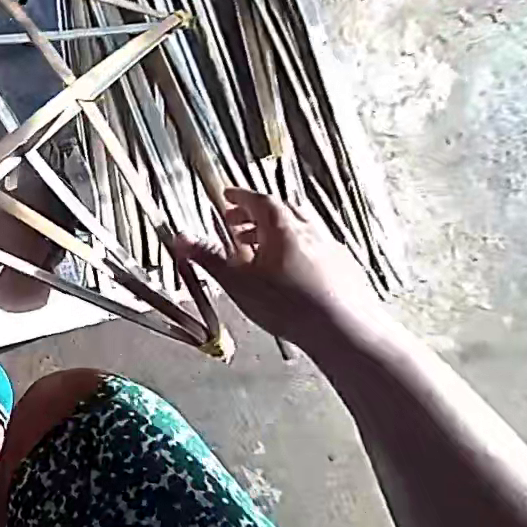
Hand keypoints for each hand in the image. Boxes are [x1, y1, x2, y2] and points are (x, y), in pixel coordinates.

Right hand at [172, 188, 394, 353]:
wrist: (344, 330)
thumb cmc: (290, 306)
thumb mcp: (238, 283)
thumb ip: (209, 258)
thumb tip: (182, 239)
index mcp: (282, 228)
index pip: (258, 200)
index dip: (240, 197)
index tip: (228, 196)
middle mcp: (309, 231)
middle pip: (280, 211)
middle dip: (255, 214)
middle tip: (236, 222)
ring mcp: (330, 249)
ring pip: (299, 229)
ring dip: (275, 232)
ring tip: (257, 249)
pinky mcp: (343, 268)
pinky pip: (314, 248)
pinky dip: (295, 249)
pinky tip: (288, 271)